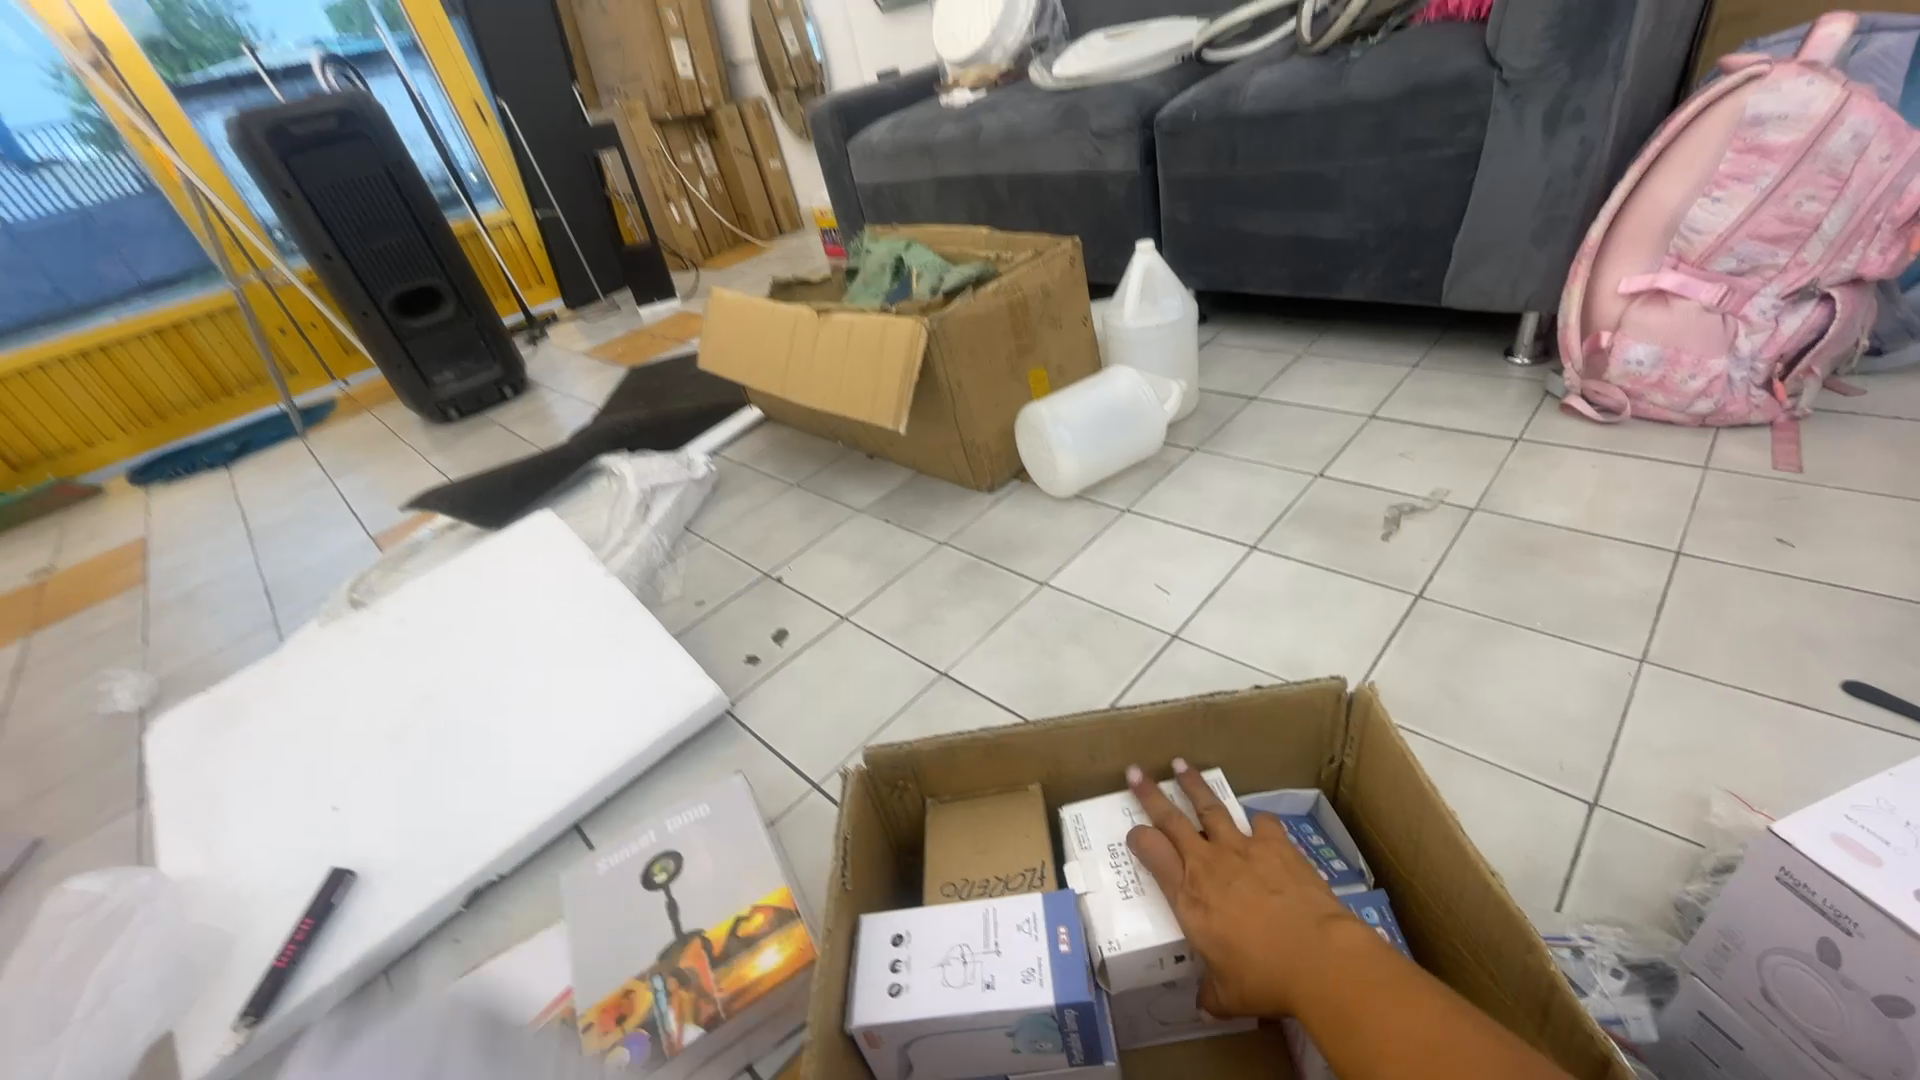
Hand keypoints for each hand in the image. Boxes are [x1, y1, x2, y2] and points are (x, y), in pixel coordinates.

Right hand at [1124, 759, 1359, 1019]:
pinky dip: (1257, 821)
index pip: (1150, 853)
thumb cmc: (1264, 979)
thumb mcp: (1229, 995)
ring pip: (1210, 807)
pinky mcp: (1278, 847)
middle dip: (1150, 793)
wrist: (1319, 958)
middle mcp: (1207, 862)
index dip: (1137, 839)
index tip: (1133, 833)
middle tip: (1135, 772)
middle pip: (1170, 818)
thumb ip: (1212, 992)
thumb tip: (1205, 1004)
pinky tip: (1257, 820)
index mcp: (1187, 895)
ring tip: (1181, 766)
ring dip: (1194, 786)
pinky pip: (1262, 824)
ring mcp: (1243, 850)